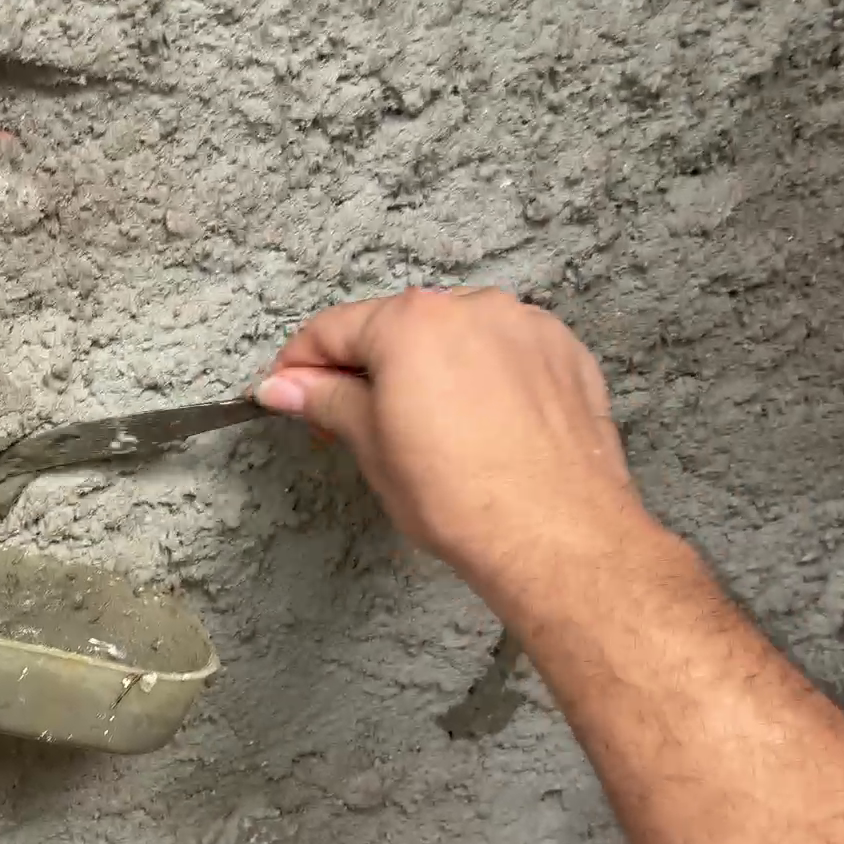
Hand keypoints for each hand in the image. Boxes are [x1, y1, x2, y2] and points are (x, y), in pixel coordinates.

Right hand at [257, 287, 647, 584]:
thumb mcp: (369, 444)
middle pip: (389, 326)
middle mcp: (471, 307)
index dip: (298, 364)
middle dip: (358, 367)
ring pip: (444, 335)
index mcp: (412, 324)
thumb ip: (323, 399)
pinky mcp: (560, 352)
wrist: (555, 536)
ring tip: (411, 424)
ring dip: (415, 367)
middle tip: (342, 417)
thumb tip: (282, 386)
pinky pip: (494, 349)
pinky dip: (467, 373)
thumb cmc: (461, 496)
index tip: (287, 391)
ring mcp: (523, 326)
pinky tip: (463, 421)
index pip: (331, 329)